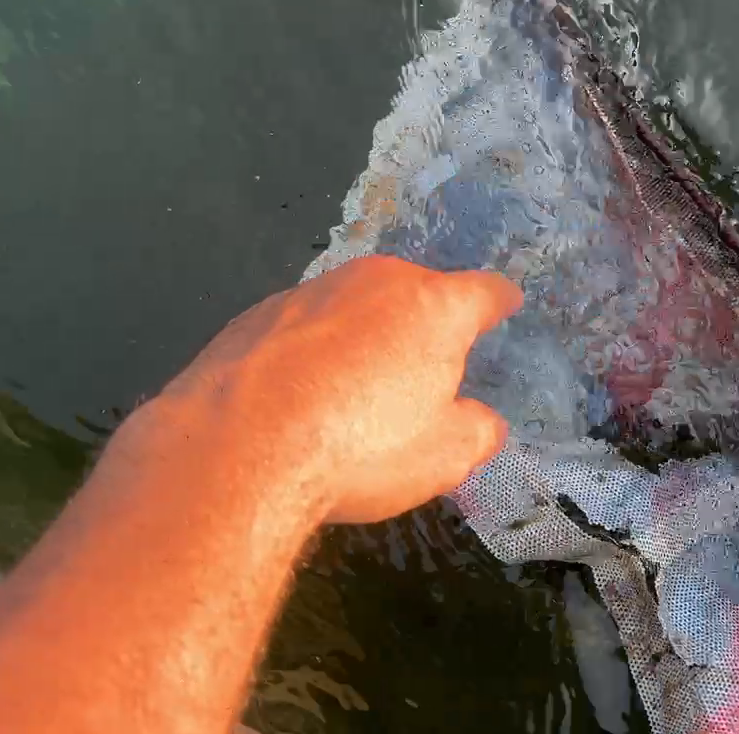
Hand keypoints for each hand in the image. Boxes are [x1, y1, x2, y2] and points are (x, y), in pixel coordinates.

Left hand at [139, 255, 520, 524]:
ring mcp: (316, 290)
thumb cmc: (360, 447)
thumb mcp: (444, 457)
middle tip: (421, 373)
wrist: (233, 450)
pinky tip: (297, 393)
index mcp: (436, 307)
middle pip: (419, 293)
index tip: (505, 306)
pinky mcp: (261, 311)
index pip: (486, 290)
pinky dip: (316, 346)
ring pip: (360, 303)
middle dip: (427, 323)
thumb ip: (478, 431)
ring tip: (353, 388)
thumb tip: (483, 421)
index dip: (499, 302)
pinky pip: (308, 323)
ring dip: (368, 331)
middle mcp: (380, 282)